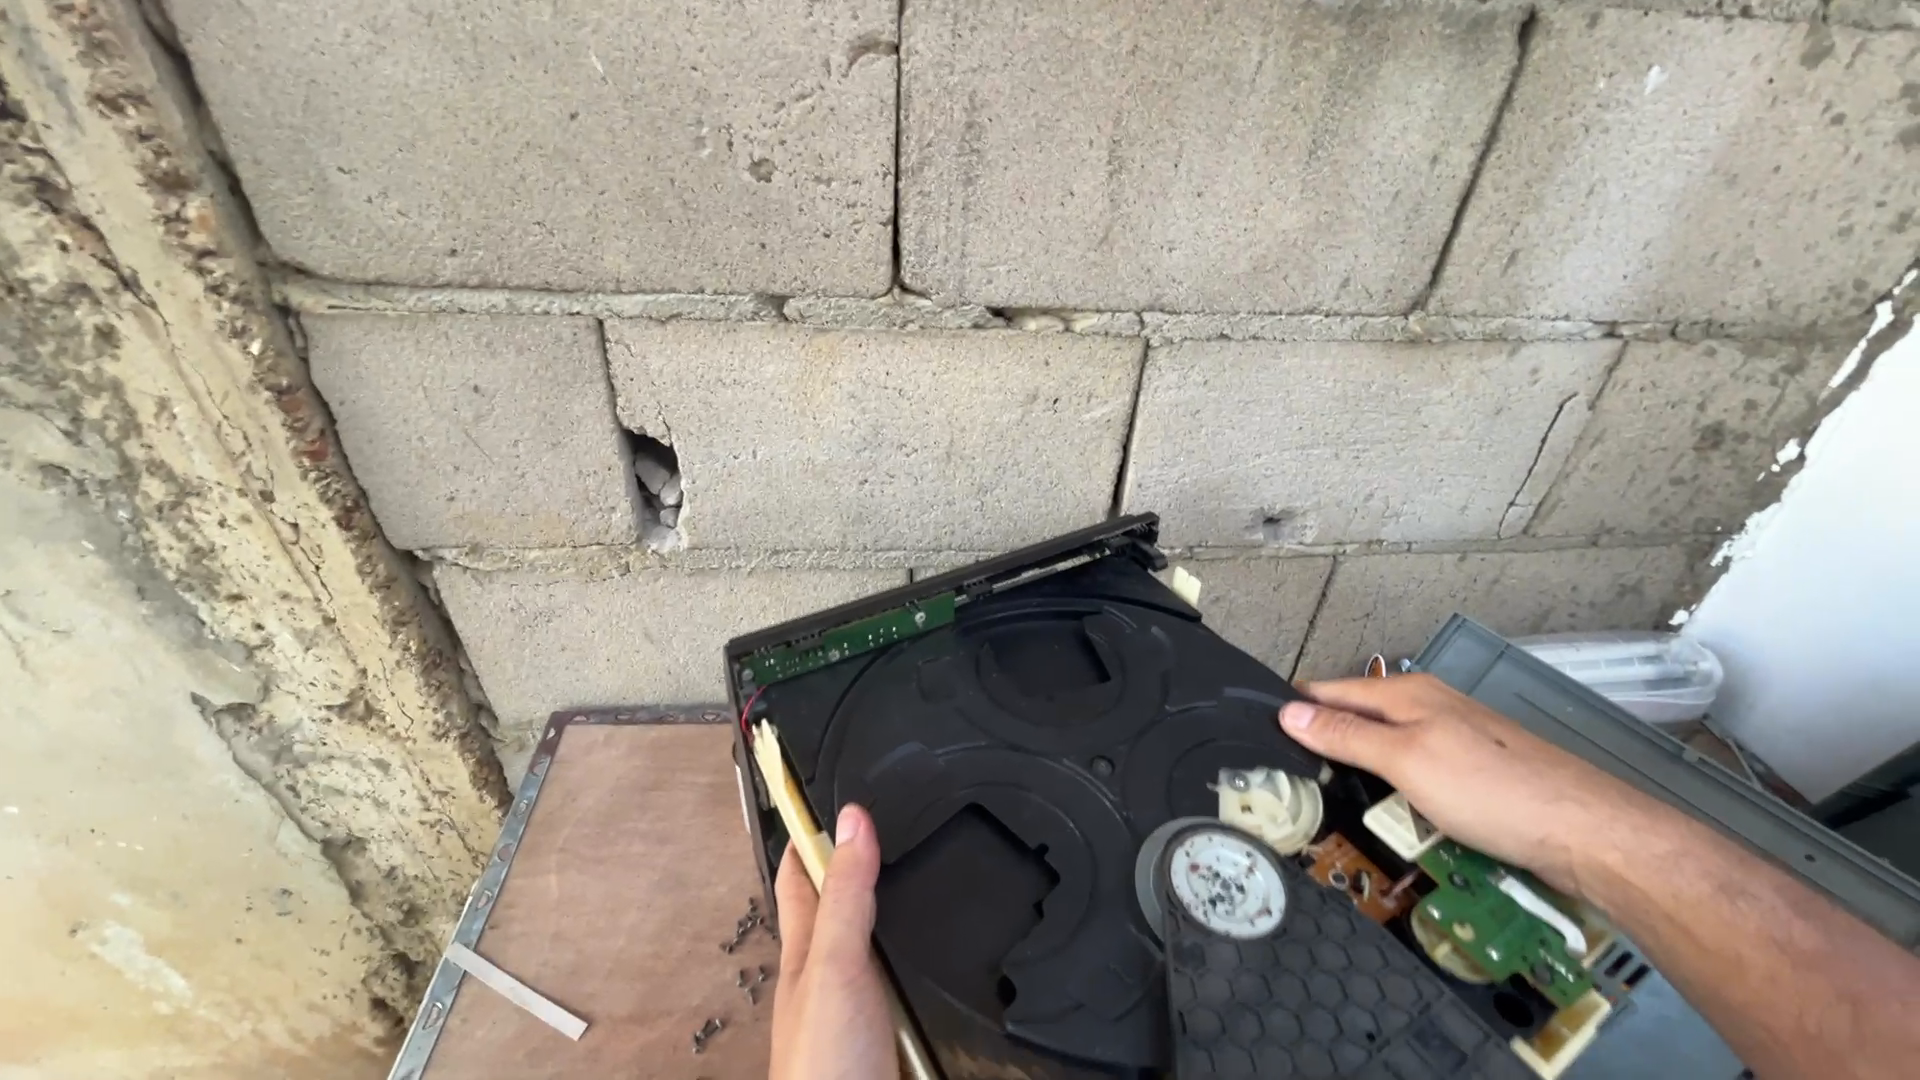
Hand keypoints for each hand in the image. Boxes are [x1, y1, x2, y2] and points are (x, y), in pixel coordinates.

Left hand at [769, 803, 898, 1079]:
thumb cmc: (825, 1060)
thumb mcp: (834, 964)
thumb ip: (846, 895)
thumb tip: (852, 816)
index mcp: (804, 948)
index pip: (800, 876)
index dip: (808, 834)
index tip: (821, 793)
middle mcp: (826, 971)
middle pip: (835, 904)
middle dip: (853, 864)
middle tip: (885, 824)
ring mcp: (856, 1003)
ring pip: (869, 938)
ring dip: (886, 909)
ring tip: (916, 875)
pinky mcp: (885, 1031)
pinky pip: (898, 977)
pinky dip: (912, 956)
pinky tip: (931, 954)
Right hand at [1279, 674, 1650, 897]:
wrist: (1590, 833)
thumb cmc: (1492, 790)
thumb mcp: (1404, 760)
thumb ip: (1345, 735)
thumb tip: (1286, 711)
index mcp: (1407, 694)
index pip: (1329, 691)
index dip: (1293, 708)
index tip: (1256, 730)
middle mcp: (1428, 704)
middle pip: (1355, 715)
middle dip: (1319, 734)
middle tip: (1281, 767)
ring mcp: (1454, 735)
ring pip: (1383, 741)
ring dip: (1353, 759)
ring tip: (1320, 786)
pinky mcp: (1474, 767)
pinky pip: (1410, 764)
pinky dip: (1387, 779)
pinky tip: (1383, 800)